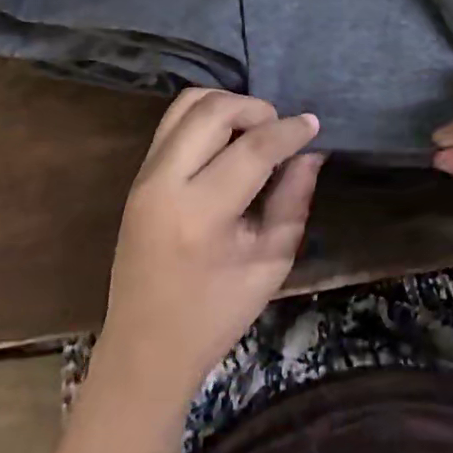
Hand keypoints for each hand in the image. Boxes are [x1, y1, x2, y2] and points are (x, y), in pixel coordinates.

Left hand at [94, 88, 324, 399]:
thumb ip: (294, 199)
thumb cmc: (216, 314)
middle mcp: (164, 183)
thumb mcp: (271, 262)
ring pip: (188, 104)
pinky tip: (229, 138)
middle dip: (257, 109)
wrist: (145, 348)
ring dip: (228, 105)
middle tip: (281, 130)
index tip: (314, 124)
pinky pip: (173, 122)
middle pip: (213, 110)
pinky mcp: (137, 175)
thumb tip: (311, 151)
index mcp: (200, 214)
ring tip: (255, 130)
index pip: (252, 148)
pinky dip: (206, 115)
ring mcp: (144, 176)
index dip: (290, 130)